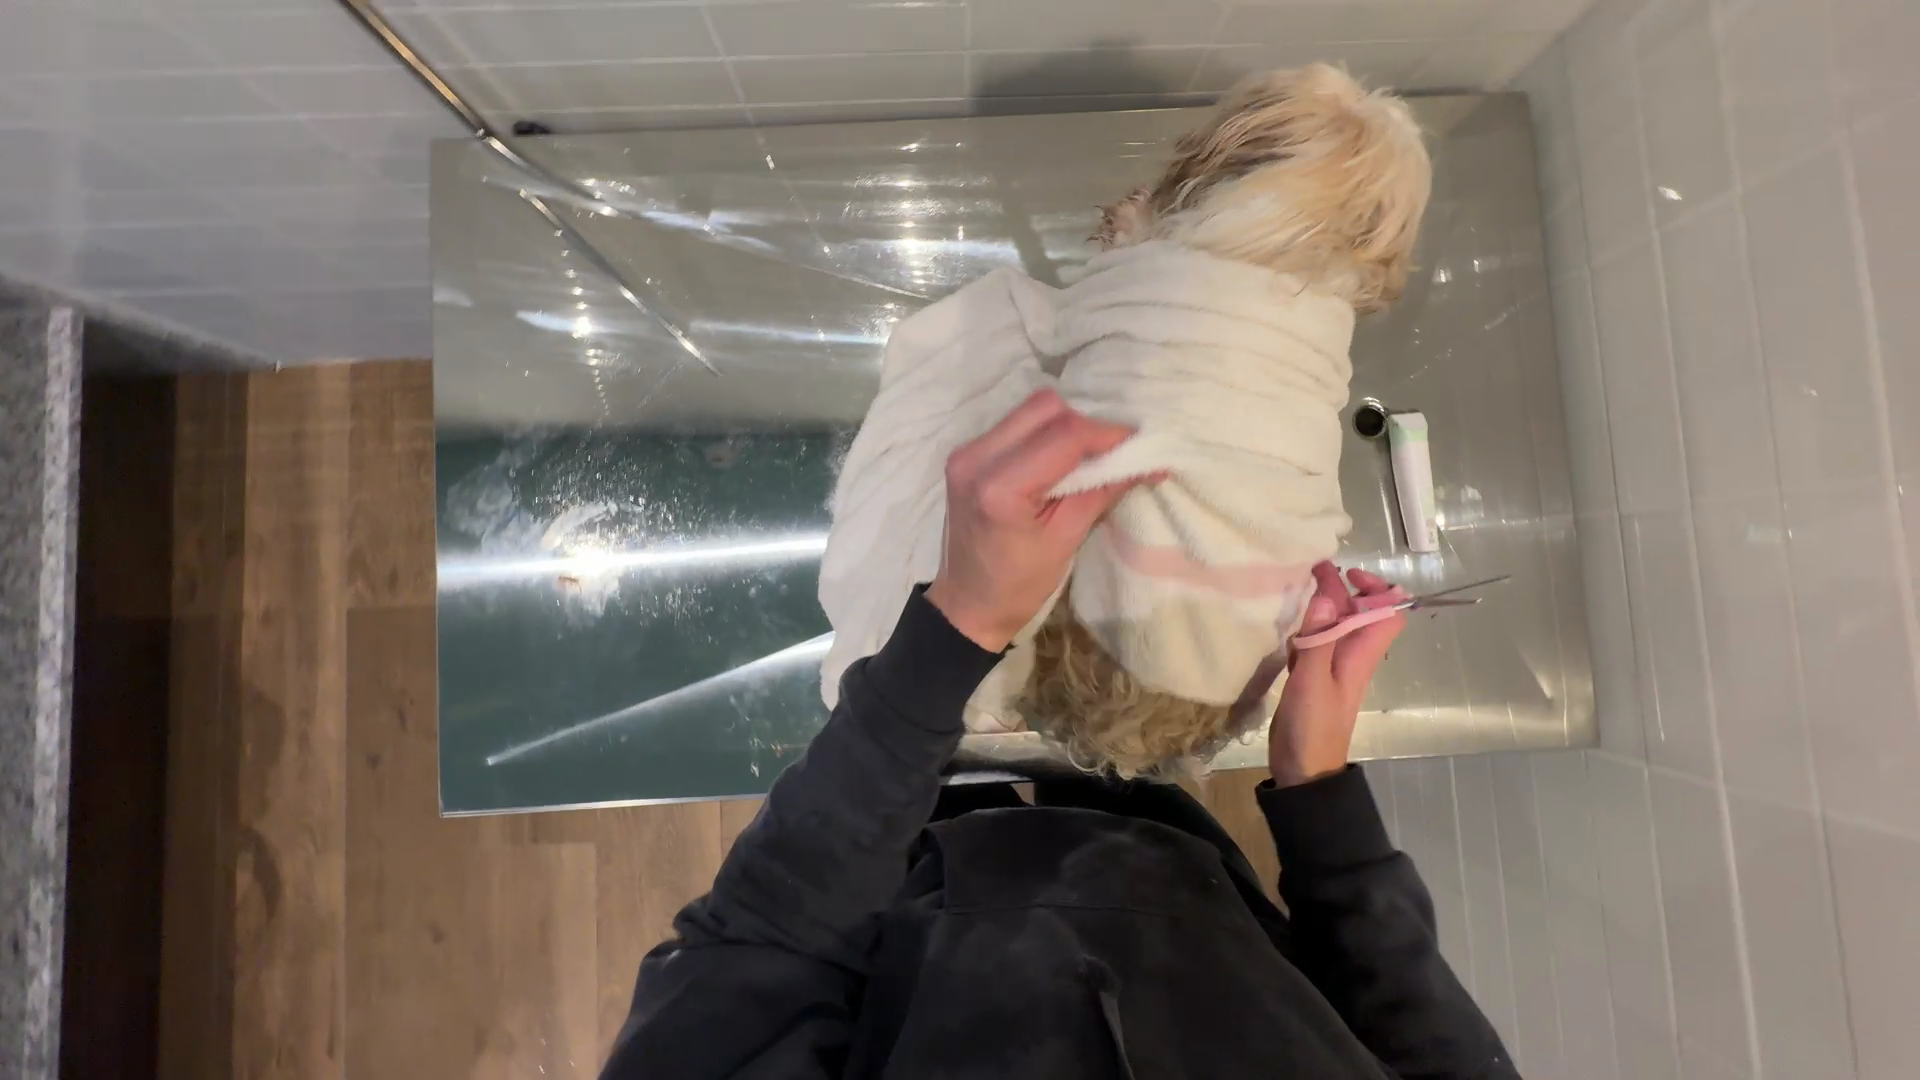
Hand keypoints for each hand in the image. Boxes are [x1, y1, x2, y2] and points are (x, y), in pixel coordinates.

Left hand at [924, 389, 1154, 650]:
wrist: (968, 603)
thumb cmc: (1018, 585)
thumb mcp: (1067, 540)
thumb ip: (1103, 491)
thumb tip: (1148, 460)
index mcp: (999, 487)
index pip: (1064, 435)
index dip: (1108, 434)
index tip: (1139, 445)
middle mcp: (975, 458)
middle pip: (1045, 408)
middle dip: (1085, 425)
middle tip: (1111, 454)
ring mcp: (966, 452)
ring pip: (1030, 410)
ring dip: (1064, 426)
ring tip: (1086, 459)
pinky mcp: (966, 454)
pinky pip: (1015, 424)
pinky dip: (1044, 434)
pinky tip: (1057, 462)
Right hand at [1268, 561, 1405, 786]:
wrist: (1304, 771)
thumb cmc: (1313, 727)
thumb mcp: (1312, 681)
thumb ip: (1319, 639)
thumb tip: (1329, 594)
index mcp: (1361, 656)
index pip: (1388, 612)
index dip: (1376, 589)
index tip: (1345, 574)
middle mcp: (1352, 657)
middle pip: (1360, 614)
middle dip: (1343, 588)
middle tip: (1311, 570)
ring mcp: (1332, 667)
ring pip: (1338, 626)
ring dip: (1324, 604)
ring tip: (1296, 586)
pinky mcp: (1313, 676)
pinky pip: (1317, 641)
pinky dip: (1308, 625)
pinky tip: (1286, 621)